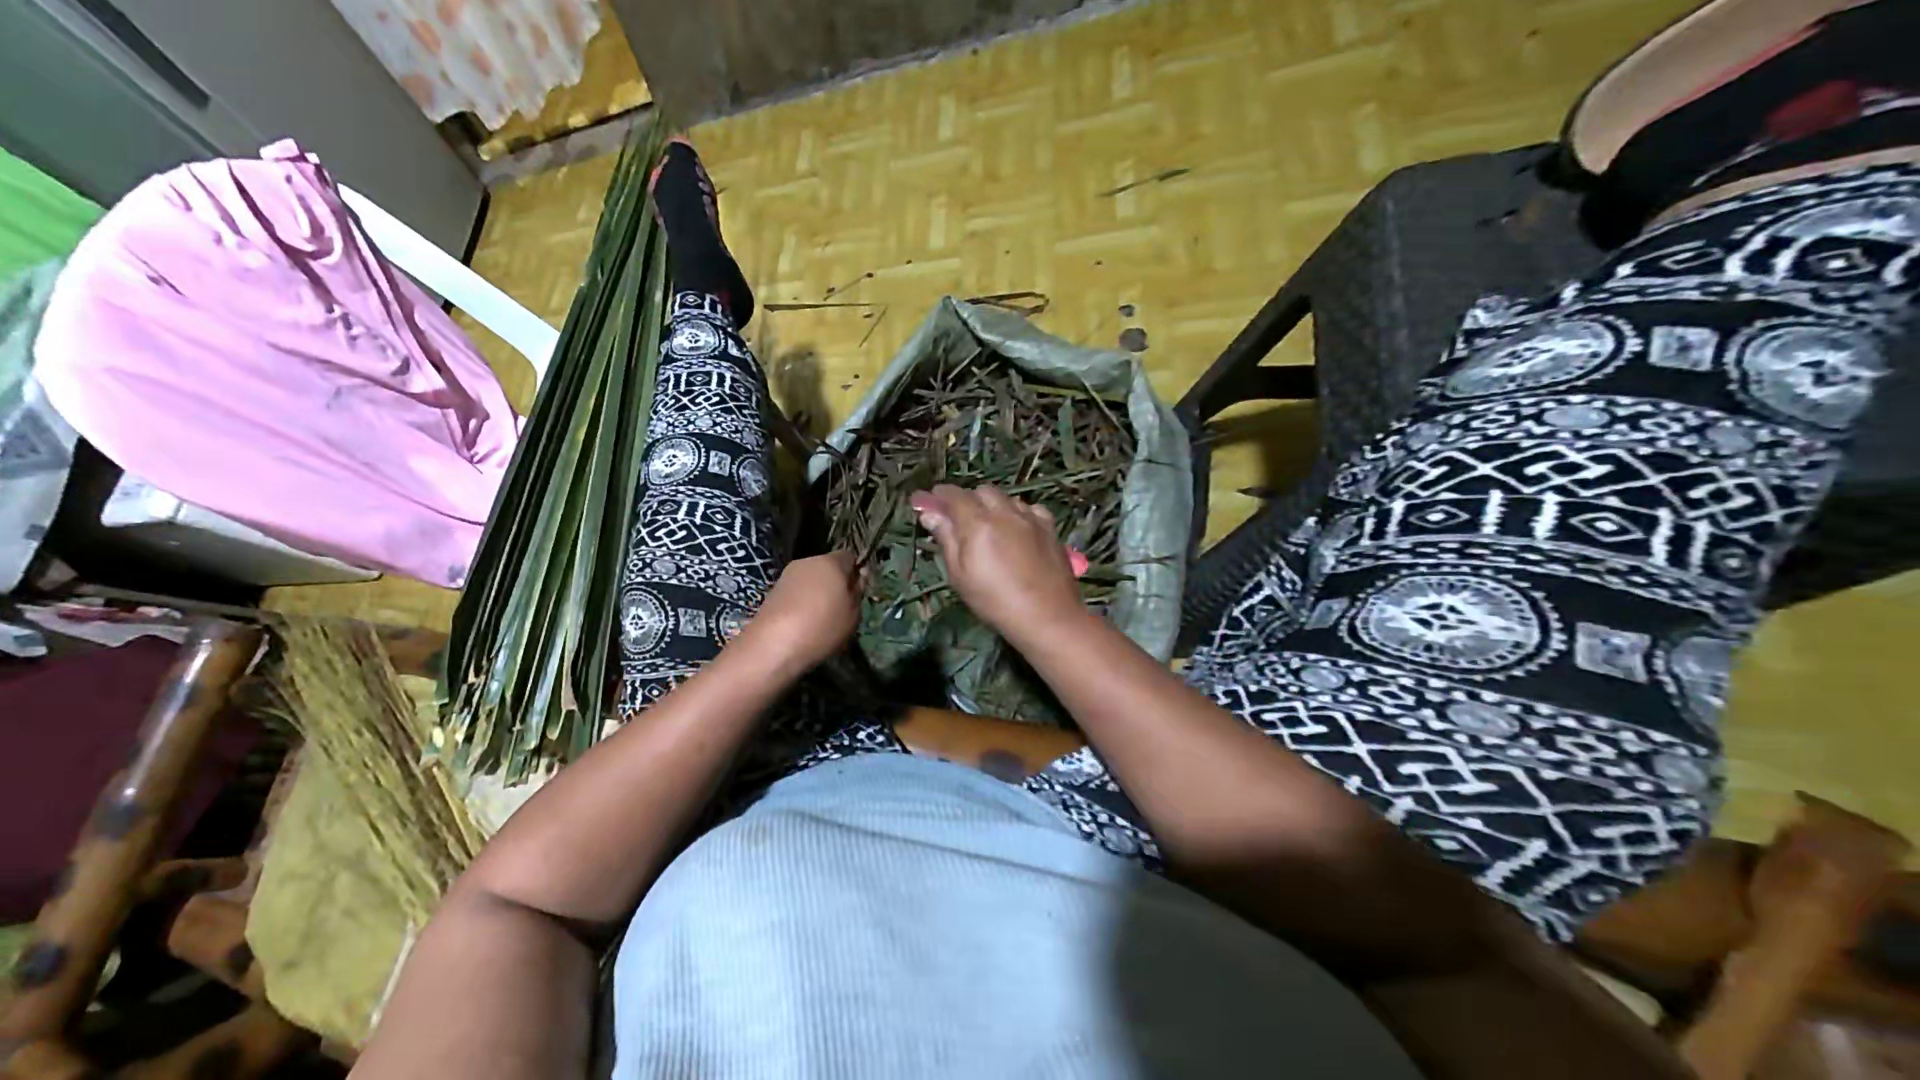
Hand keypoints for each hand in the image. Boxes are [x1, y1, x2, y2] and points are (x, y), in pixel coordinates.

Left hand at [735, 551, 862, 672]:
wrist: (772, 645)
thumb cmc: (822, 627)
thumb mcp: (852, 614)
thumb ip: (857, 592)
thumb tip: (858, 577)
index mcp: (831, 562)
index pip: (849, 556)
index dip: (855, 572)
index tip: (857, 592)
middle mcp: (807, 561)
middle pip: (828, 566)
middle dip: (835, 582)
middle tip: (841, 607)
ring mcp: (787, 575)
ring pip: (810, 579)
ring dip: (817, 592)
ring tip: (820, 618)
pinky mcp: (773, 590)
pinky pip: (796, 591)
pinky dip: (802, 601)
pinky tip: (803, 622)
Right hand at [909, 485, 1087, 643]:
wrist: (1047, 616)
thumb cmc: (995, 602)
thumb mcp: (960, 575)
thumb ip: (946, 539)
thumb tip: (930, 514)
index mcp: (978, 523)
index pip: (954, 496)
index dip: (939, 496)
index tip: (928, 501)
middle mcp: (1005, 512)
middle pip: (981, 492)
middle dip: (967, 499)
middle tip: (958, 519)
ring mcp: (1030, 518)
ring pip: (1006, 498)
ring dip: (992, 505)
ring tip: (988, 525)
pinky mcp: (1049, 527)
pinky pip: (1030, 508)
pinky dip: (1018, 512)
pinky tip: (1017, 528)